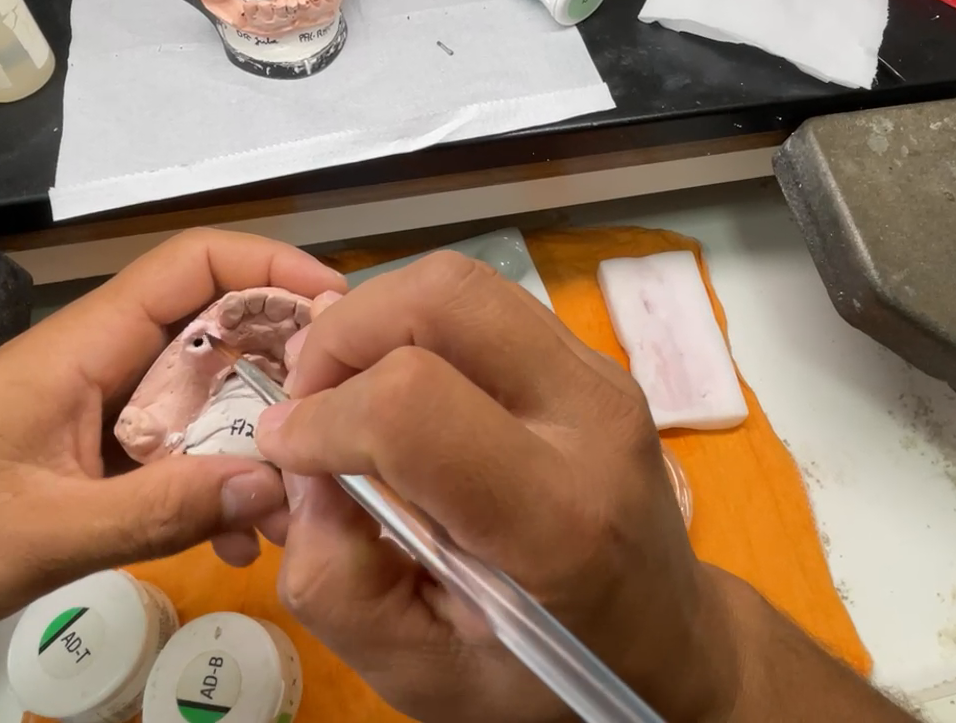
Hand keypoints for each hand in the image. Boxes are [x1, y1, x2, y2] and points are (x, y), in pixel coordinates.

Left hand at [0, 229, 343, 651]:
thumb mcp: (39, 534)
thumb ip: (161, 510)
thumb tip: (275, 482)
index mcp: (88, 342)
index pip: (194, 262)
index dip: (270, 266)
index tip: (335, 308)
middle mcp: (105, 360)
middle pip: (216, 326)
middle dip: (284, 359)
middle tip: (340, 410)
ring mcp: (101, 408)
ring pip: (203, 394)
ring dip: (256, 433)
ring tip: (300, 492)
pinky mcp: (93, 452)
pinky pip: (175, 448)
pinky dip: (214, 479)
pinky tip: (238, 537)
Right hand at [254, 252, 739, 722]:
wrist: (666, 635)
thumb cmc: (547, 674)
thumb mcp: (424, 673)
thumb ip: (338, 581)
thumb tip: (304, 466)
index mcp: (560, 519)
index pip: (417, 405)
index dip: (326, 416)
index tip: (289, 448)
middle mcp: (590, 417)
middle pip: (446, 298)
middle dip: (346, 332)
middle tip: (312, 396)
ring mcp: (599, 372)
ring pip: (463, 281)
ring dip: (377, 318)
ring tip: (347, 384)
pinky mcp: (588, 355)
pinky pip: (483, 300)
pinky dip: (414, 321)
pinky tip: (398, 376)